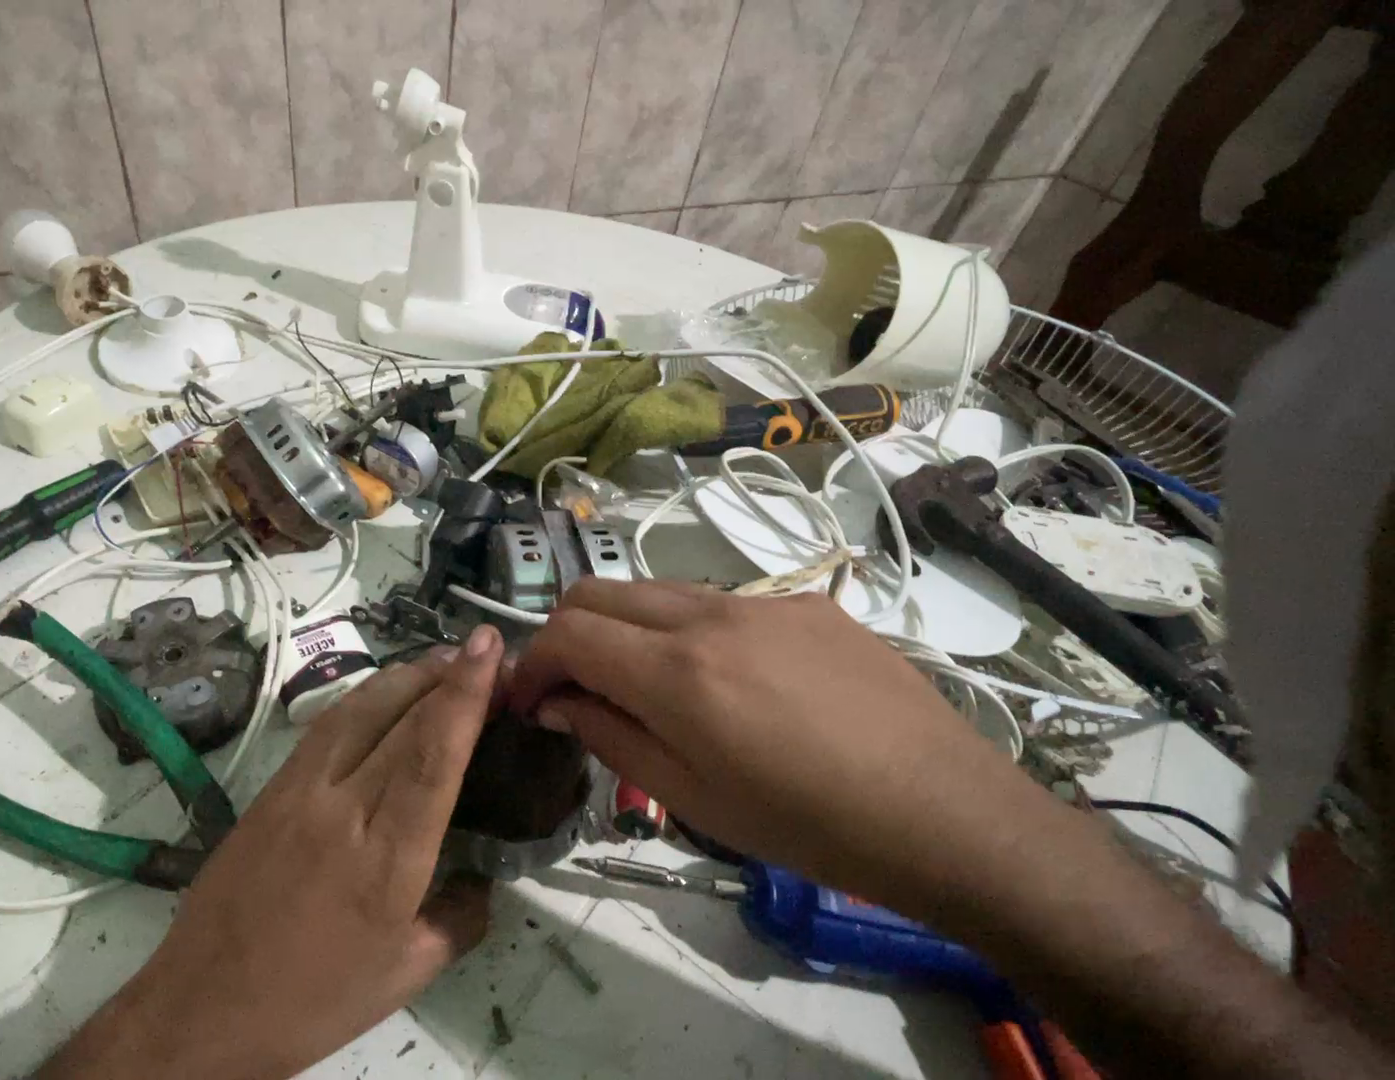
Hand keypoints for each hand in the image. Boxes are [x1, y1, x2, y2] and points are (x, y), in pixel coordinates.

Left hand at [40, 624, 505, 1079]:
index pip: (433, 755)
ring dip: (405, 675)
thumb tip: (486, 878)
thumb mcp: (406, 974)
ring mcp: (300, 791)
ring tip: (442, 659)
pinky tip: (383, 694)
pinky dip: (363, 697)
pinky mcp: (271, 787)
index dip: (466, 694)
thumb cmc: (315, 1000)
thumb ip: (459, 918)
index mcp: (388, 859)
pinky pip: (325, 726)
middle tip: (483, 649)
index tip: (490, 646)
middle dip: (447, 673)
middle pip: (402, 719)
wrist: (204, 1004)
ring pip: (359, 709)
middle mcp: (343, 808)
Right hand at [505, 579, 1044, 913]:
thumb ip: (609, 735)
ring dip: (625, 626)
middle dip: (566, 631)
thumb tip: (556, 700)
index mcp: (677, 673)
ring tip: (645, 684)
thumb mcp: (691, 798)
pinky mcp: (804, 602)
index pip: (567, 632)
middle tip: (572, 684)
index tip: (530, 699)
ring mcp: (761, 600)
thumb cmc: (807, 827)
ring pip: (655, 590)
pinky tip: (725, 680)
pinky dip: (686, 629)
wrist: (946, 814)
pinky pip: (718, 601)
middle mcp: (710, 615)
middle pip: (599, 590)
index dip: (533, 662)